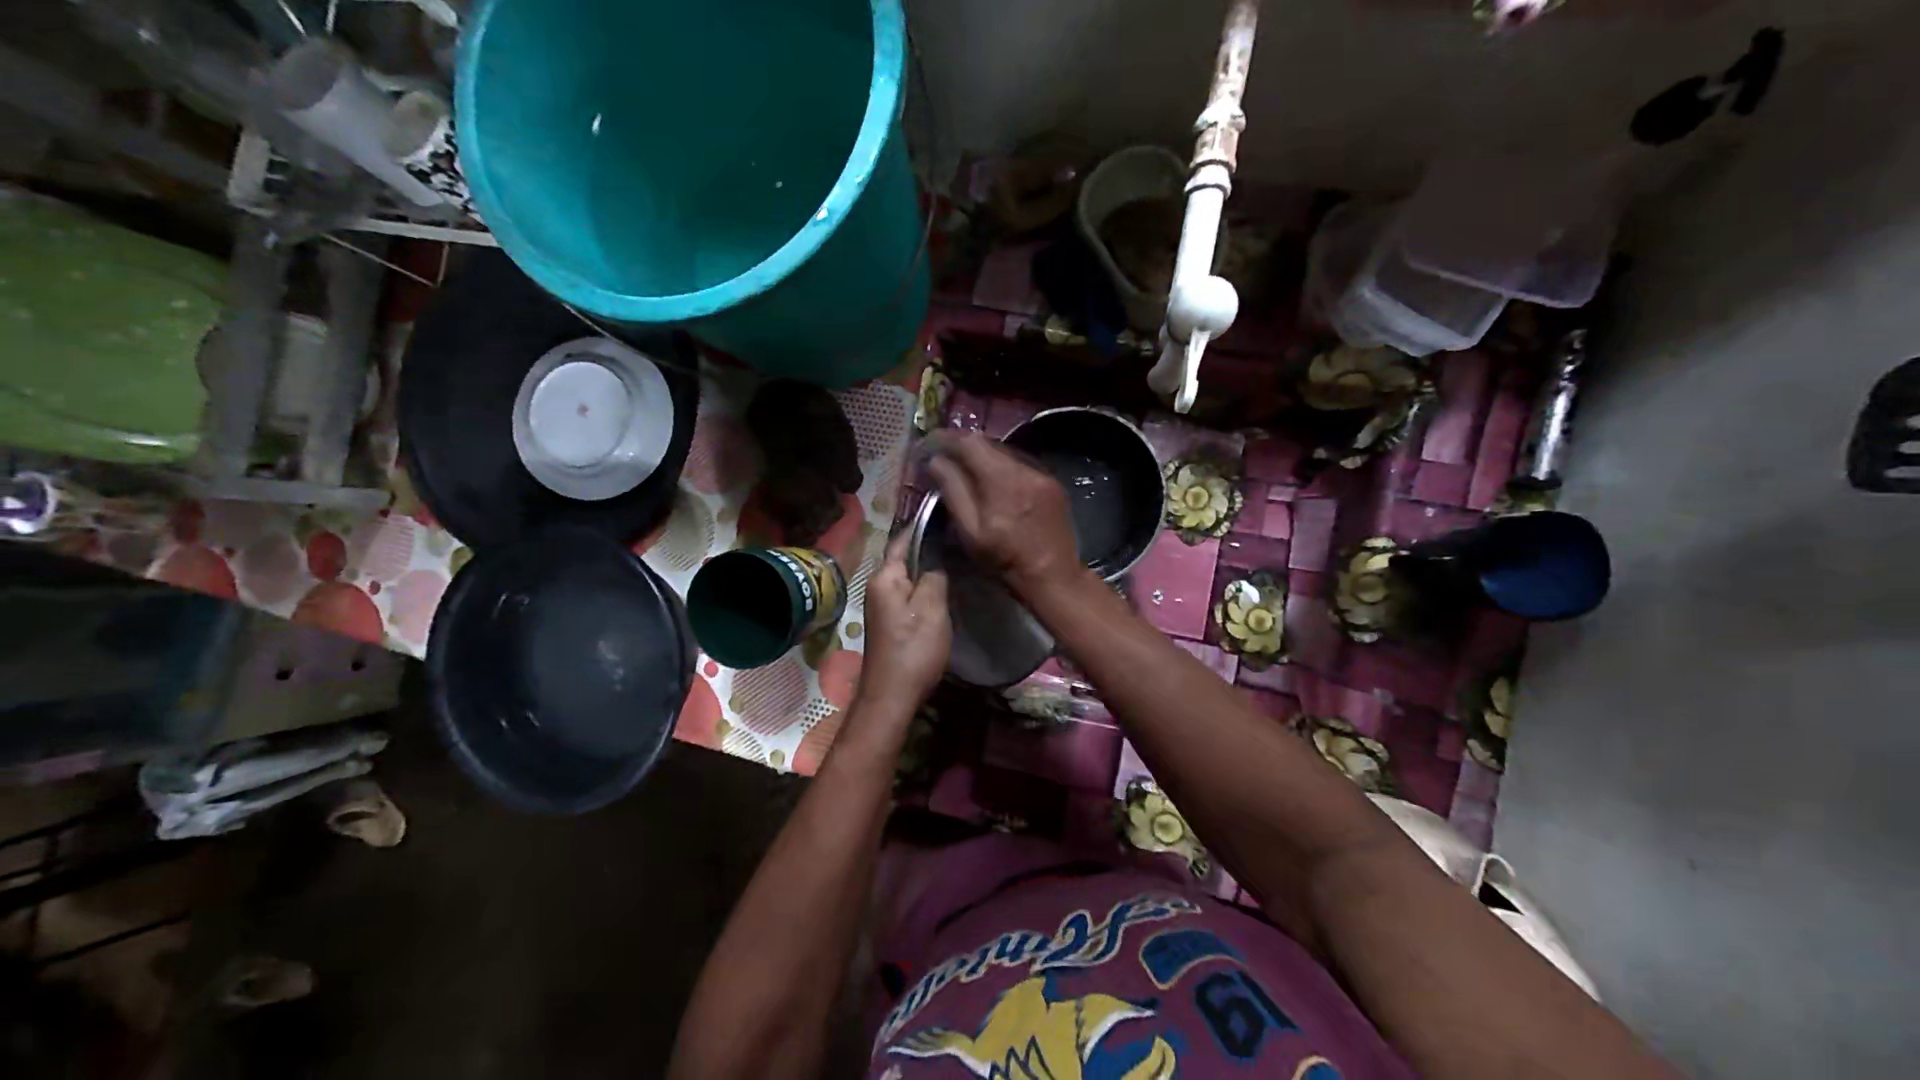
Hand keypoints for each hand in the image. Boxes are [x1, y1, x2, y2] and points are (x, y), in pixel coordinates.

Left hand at [856, 533, 950, 711]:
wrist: (892, 695)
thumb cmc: (913, 648)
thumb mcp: (932, 607)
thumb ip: (935, 575)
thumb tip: (936, 555)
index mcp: (885, 576)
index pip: (903, 538)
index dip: (923, 524)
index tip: (948, 513)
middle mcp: (878, 585)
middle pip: (905, 557)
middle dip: (929, 547)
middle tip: (960, 538)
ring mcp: (882, 604)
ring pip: (909, 577)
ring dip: (929, 569)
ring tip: (957, 559)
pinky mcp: (889, 621)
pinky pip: (908, 594)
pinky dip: (925, 588)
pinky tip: (943, 590)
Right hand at [925, 432, 1078, 594]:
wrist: (1053, 576)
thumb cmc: (1005, 560)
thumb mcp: (970, 531)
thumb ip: (953, 491)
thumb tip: (936, 461)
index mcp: (1002, 479)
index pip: (969, 442)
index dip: (944, 439)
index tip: (926, 446)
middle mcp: (1025, 467)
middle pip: (988, 442)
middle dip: (961, 446)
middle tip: (940, 456)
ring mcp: (1042, 473)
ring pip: (1004, 451)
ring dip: (981, 455)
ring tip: (962, 467)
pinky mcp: (1052, 482)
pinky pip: (1020, 464)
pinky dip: (1000, 466)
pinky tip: (991, 480)